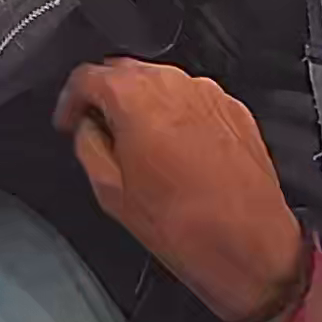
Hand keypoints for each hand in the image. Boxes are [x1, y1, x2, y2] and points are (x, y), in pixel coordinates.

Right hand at [54, 59, 303, 321]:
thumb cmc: (178, 224)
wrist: (254, 251)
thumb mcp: (110, 190)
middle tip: (99, 129)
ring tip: (140, 140)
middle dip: (104, 95)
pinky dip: (174, 110)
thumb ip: (87, 143)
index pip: (84, 76)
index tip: (67, 122)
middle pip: (120, 70)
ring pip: (156, 80)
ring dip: (140, 101)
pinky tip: (176, 145)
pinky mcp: (232, 105)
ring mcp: (204, 89)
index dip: (68, 100)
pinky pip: (188, 95)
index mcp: (132, 94)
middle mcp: (169, 80)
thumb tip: (87, 125)